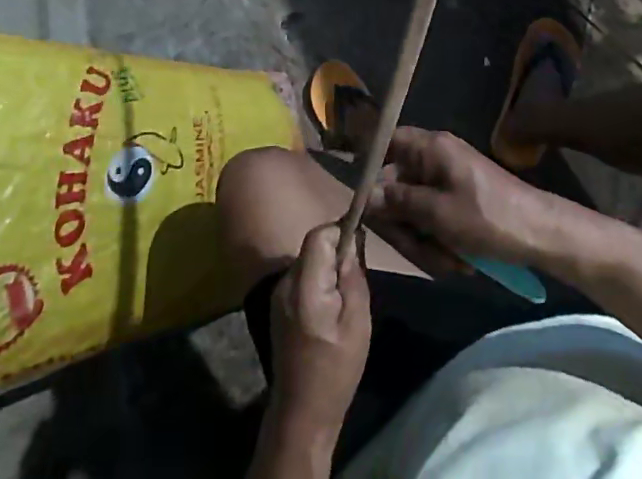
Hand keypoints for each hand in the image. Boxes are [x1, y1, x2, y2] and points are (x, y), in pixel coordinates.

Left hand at [268, 223, 370, 436]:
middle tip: (358, 272)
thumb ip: (353, 275)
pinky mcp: (279, 305)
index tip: (362, 244)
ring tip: (348, 291)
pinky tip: (332, 304)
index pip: (319, 235)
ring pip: (308, 260)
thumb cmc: (336, 367)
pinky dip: (319, 278)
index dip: (341, 230)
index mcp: (305, 285)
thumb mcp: (357, 320)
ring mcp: (279, 294)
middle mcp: (286, 282)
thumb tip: (354, 238)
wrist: (302, 409)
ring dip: (328, 265)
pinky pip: (302, 276)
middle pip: (312, 245)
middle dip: (337, 249)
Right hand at [367, 128, 572, 267]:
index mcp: (430, 148)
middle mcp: (434, 158)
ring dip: (424, 242)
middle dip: (404, 226)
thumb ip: (396, 202)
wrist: (543, 235)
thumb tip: (364, 196)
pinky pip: (432, 219)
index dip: (368, 166)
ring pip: (412, 209)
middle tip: (421, 254)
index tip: (362, 201)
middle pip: (395, 186)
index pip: (385, 141)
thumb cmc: (489, 217)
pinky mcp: (456, 202)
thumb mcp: (437, 214)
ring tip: (448, 264)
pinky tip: (457, 261)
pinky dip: (439, 242)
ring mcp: (445, 180)